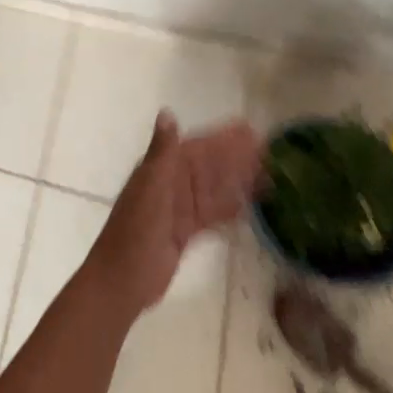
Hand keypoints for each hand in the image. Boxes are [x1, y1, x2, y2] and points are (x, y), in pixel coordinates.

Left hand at [82, 110, 262, 314]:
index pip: (195, 147)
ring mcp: (178, 210)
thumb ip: (162, 152)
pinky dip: (229, 209)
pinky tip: (249, 207)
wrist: (122, 279)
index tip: (248, 129)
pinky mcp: (185, 233)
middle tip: (270, 151)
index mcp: (160, 171)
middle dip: (235, 158)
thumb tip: (167, 113)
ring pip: (213, 190)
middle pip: (208, 168)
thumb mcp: (150, 188)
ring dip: (237, 182)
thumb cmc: (134, 231)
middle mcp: (170, 186)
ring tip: (269, 175)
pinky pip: (211, 216)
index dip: (220, 138)